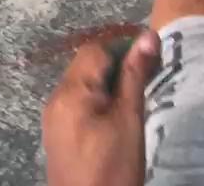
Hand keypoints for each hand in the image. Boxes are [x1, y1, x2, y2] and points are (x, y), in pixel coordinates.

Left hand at [41, 29, 160, 185]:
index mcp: (71, 92)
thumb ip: (136, 73)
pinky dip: (97, 99)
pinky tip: (115, 116)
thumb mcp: (129, 118)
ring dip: (108, 81)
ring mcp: (53, 118)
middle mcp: (56, 99)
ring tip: (132, 99)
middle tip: (144, 80)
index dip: (124, 48)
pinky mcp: (57, 133)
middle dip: (116, 65)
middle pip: (87, 63)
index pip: (97, 49)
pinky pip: (77, 101)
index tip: (148, 61)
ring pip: (83, 81)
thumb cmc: (112, 167)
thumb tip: (149, 35)